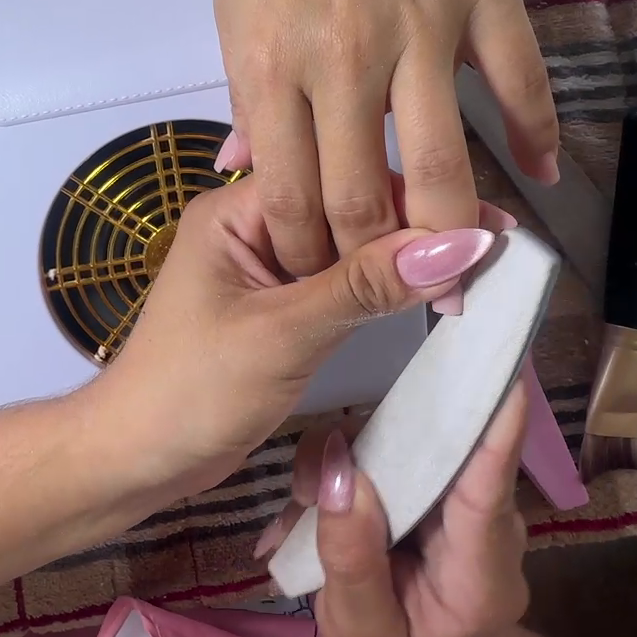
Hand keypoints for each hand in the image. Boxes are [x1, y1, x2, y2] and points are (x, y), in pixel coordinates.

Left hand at [89, 176, 515, 498]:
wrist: (139, 457)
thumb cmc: (194, 390)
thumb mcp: (282, 334)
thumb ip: (365, 287)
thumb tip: (462, 242)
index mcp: (235, 211)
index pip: (333, 179)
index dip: (408, 198)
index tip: (485, 219)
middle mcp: (250, 228)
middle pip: (344, 210)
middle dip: (412, 230)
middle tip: (496, 243)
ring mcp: (263, 270)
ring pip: (345, 251)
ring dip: (401, 263)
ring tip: (480, 265)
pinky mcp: (275, 309)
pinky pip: (335, 287)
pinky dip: (378, 293)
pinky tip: (429, 292)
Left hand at [216, 0, 558, 280]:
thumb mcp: (232, 16)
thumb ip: (249, 99)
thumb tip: (251, 169)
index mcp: (270, 69)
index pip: (293, 200)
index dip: (309, 258)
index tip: (323, 283)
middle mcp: (346, 61)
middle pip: (367, 200)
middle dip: (378, 265)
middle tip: (396, 296)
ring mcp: (422, 27)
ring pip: (447, 164)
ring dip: (455, 232)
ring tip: (463, 269)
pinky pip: (521, 83)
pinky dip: (538, 135)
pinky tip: (541, 175)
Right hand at [253, 381, 533, 636]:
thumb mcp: (363, 632)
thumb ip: (351, 560)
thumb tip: (340, 471)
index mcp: (480, 575)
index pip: (490, 497)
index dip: (497, 437)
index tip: (505, 381)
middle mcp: (478, 520)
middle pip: (435, 452)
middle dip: (368, 446)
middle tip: (307, 493)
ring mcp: (451, 491)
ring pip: (396, 439)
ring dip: (338, 459)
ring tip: (304, 509)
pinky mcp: (422, 473)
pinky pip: (376, 442)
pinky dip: (335, 462)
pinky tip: (311, 502)